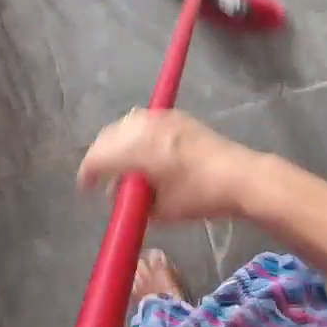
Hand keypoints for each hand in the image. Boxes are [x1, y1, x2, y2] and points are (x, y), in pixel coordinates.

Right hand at [77, 109, 265, 222]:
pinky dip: (133, 134)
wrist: (240, 176)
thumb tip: (117, 193)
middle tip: (100, 178)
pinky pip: (141, 121)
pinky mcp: (174, 116)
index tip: (85, 188)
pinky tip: (141, 152)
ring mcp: (160, 118)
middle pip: (108, 136)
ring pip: (123, 125)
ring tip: (121, 166)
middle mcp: (145, 126)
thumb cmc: (200, 196)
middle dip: (100, 156)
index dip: (87, 173)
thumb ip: (132, 200)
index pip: (99, 156)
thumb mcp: (161, 210)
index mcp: (139, 148)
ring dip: (116, 143)